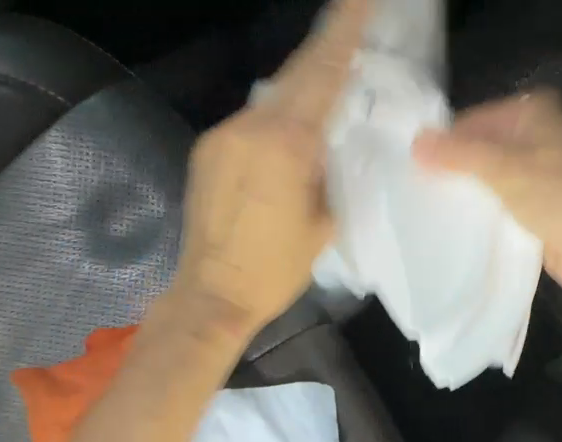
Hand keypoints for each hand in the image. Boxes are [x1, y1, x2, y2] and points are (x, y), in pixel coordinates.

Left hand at [171, 0, 371, 335]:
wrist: (212, 294)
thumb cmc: (275, 271)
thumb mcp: (323, 224)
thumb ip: (333, 174)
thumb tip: (335, 146)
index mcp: (289, 143)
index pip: (324, 72)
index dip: (347, 30)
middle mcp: (253, 126)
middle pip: (297, 73)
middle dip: (327, 50)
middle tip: (352, 23)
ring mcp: (225, 134)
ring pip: (272, 96)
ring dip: (301, 90)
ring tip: (325, 91)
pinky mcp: (209, 149)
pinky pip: (250, 121)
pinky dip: (274, 121)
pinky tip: (285, 142)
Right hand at [414, 91, 561, 300]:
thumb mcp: (504, 169)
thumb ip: (458, 156)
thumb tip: (415, 142)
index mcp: (534, 113)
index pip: (473, 122)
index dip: (444, 145)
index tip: (412, 171)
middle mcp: (539, 140)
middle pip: (482, 155)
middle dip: (454, 176)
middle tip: (416, 197)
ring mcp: (543, 180)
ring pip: (492, 188)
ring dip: (468, 204)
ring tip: (428, 219)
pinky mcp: (543, 217)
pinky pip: (504, 216)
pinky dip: (485, 225)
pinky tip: (458, 239)